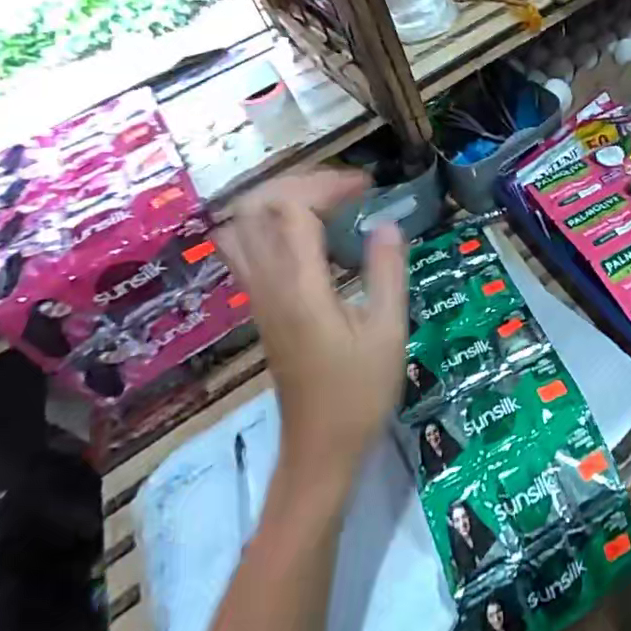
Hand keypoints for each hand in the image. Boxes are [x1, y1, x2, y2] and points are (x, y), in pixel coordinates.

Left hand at [214, 170, 407, 477]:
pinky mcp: (260, 308)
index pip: (291, 209)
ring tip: (325, 202)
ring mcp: (257, 297)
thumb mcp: (388, 331)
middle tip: (344, 189)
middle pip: (255, 207)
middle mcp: (267, 284)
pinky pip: (248, 249)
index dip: (327, 184)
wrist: (319, 447)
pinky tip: (313, 237)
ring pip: (242, 227)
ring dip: (279, 201)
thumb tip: (387, 224)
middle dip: (299, 183)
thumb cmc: (359, 393)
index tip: (368, 186)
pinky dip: (272, 225)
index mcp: (299, 287)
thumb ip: (386, 272)